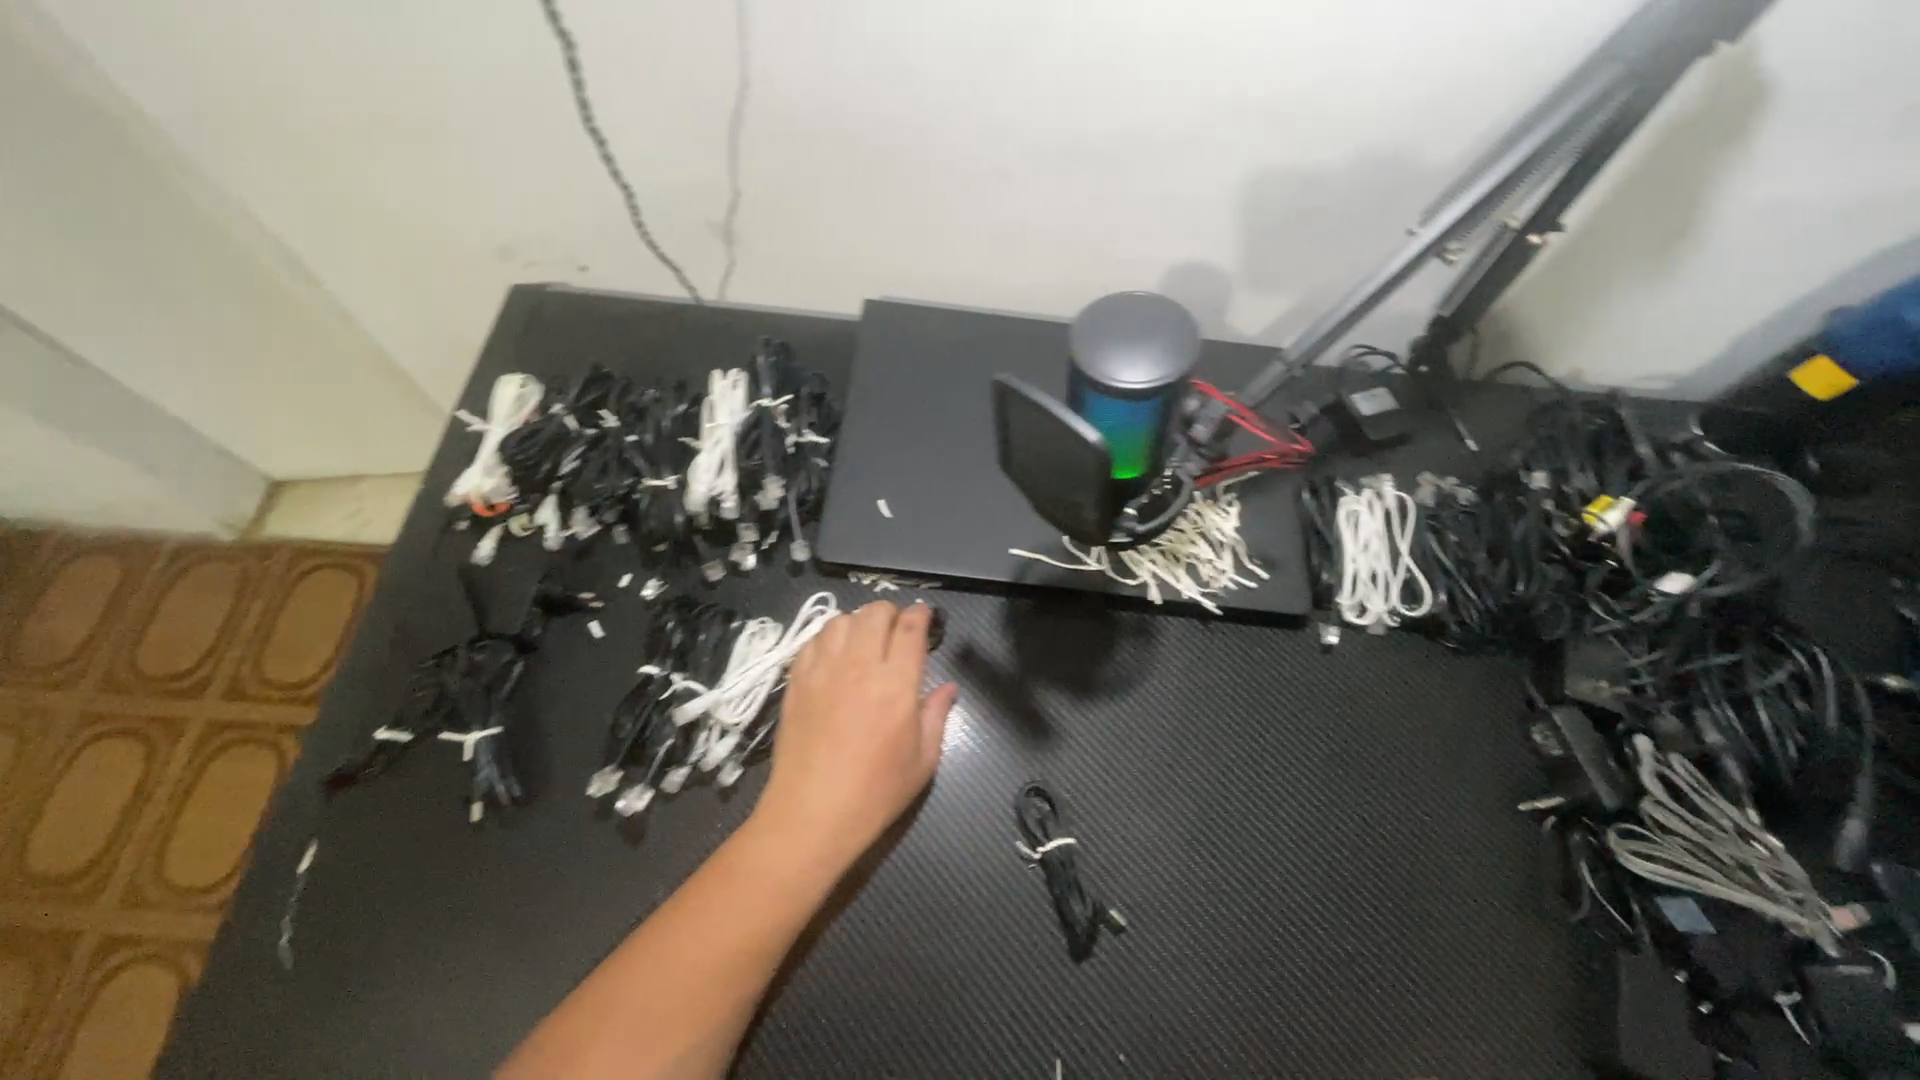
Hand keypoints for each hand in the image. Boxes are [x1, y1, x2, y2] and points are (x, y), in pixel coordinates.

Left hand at [754, 601, 956, 867]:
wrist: (812, 814)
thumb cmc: (876, 792)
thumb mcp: (923, 760)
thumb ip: (936, 715)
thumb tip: (948, 687)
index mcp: (897, 684)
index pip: (910, 628)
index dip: (921, 614)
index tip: (925, 616)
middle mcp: (859, 666)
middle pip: (875, 613)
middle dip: (891, 614)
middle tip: (897, 631)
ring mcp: (823, 671)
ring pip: (840, 620)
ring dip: (858, 623)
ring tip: (864, 641)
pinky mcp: (796, 682)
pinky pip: (812, 641)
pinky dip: (827, 639)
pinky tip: (834, 656)